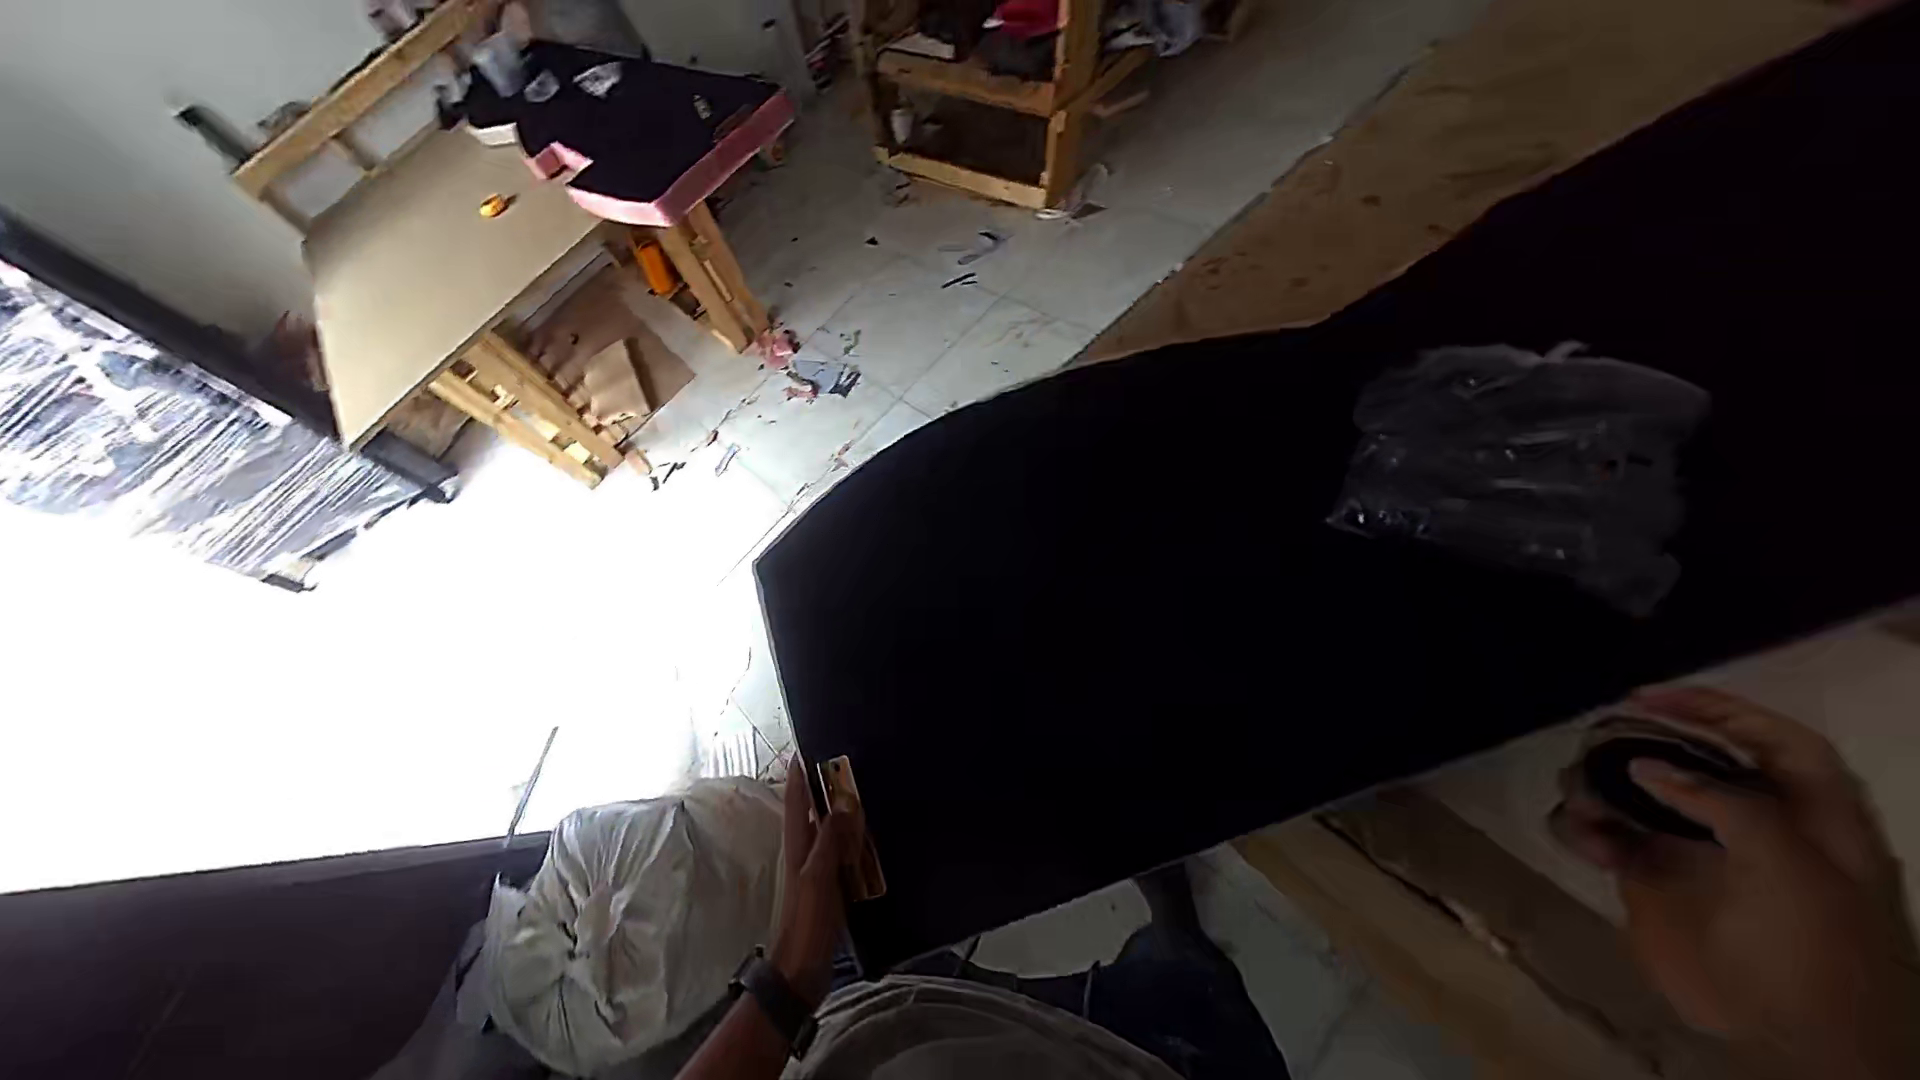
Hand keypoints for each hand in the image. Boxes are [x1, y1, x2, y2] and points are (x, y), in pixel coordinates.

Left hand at [770, 757, 861, 1008]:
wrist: (800, 970)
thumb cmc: (806, 922)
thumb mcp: (818, 877)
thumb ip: (829, 839)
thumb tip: (844, 801)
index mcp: (798, 845)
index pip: (797, 799)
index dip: (799, 773)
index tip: (806, 747)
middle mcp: (804, 851)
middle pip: (812, 810)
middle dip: (822, 786)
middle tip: (843, 763)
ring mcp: (815, 869)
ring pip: (827, 829)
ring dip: (839, 810)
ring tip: (860, 791)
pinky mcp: (828, 885)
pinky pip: (840, 851)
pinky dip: (851, 838)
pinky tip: (867, 837)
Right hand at [1554, 687, 1919, 1078]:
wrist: (1784, 1041)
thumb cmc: (1814, 956)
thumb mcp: (1795, 874)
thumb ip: (1728, 806)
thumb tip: (1643, 765)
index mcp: (1809, 822)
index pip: (1777, 743)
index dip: (1722, 709)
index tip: (1651, 696)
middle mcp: (1747, 825)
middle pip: (1685, 757)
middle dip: (1635, 745)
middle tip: (1597, 746)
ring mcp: (1691, 848)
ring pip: (1628, 788)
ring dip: (1596, 789)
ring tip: (1587, 809)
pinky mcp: (1646, 872)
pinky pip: (1598, 830)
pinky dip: (1582, 829)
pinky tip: (1588, 847)